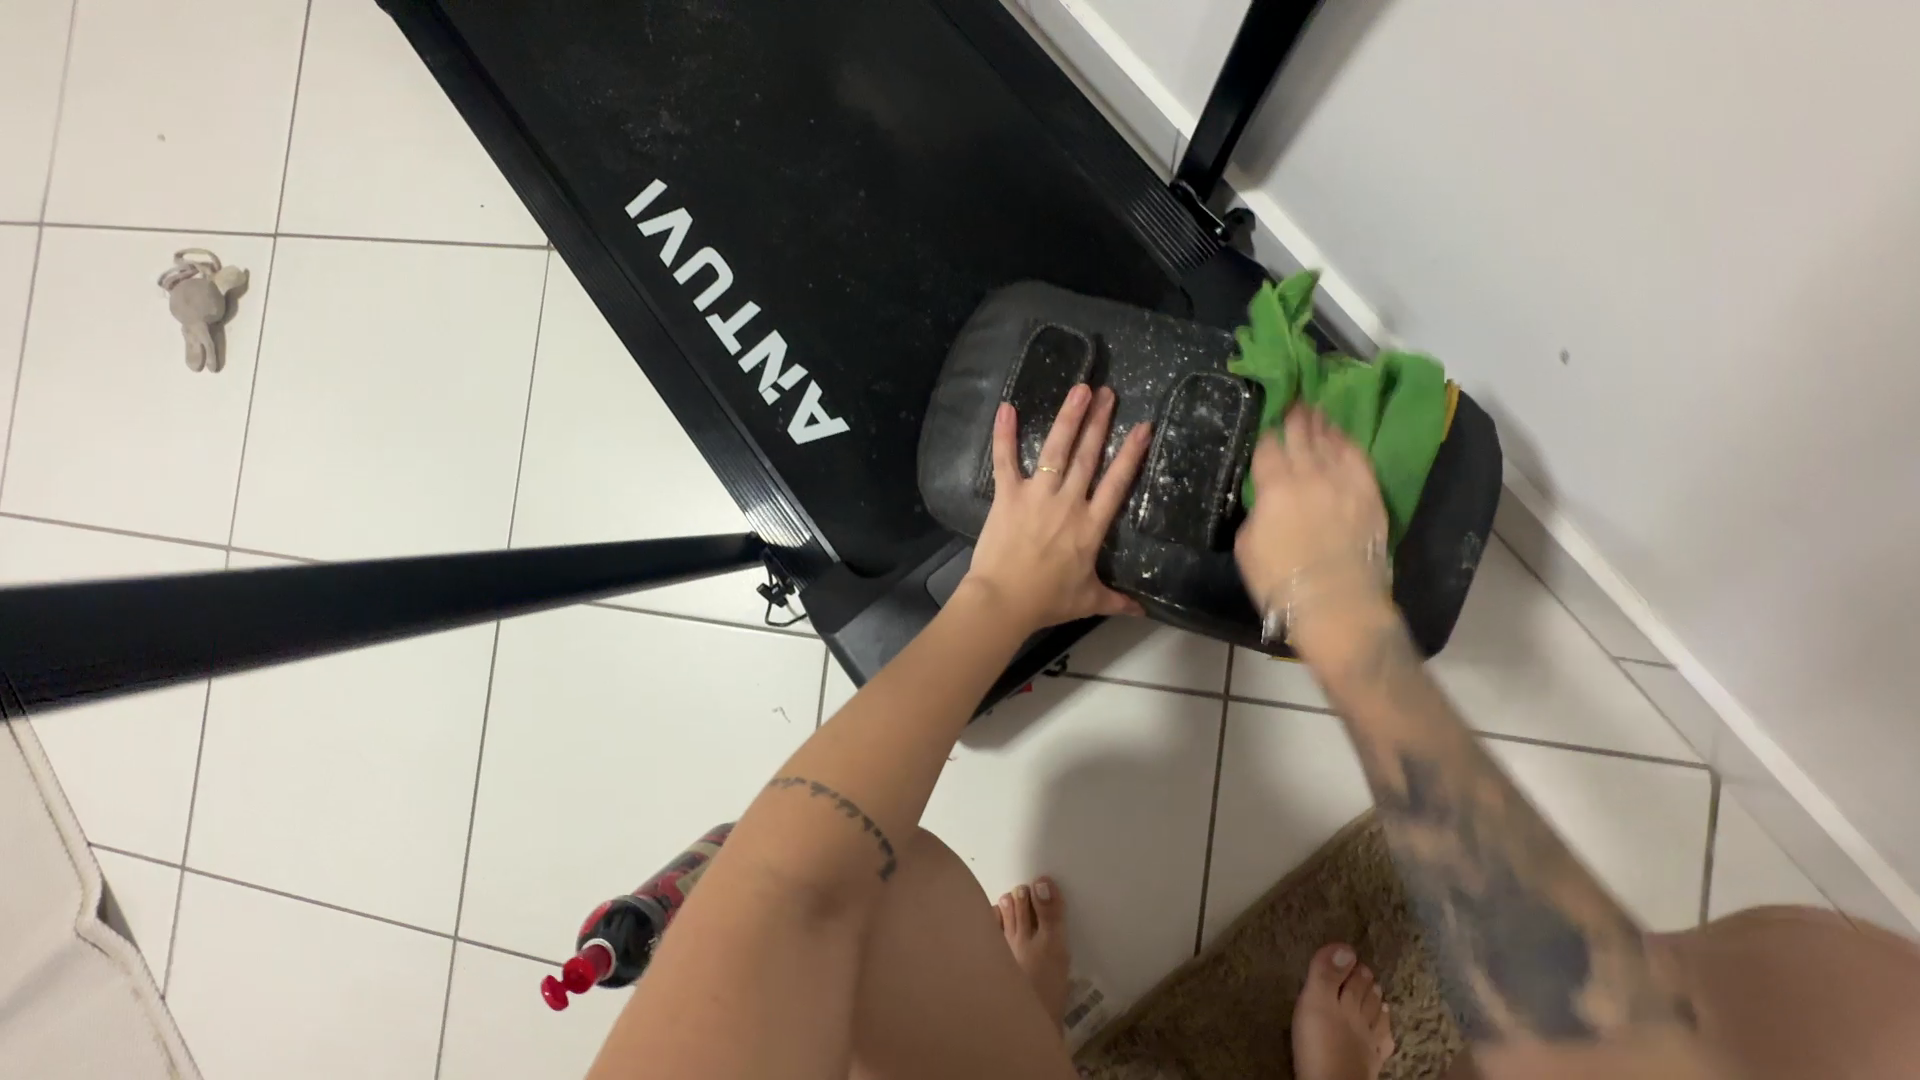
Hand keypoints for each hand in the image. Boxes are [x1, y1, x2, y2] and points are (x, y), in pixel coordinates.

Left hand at [961, 384, 1151, 632]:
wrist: (1004, 601)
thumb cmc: (1047, 601)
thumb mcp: (1088, 600)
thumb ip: (1117, 600)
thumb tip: (1143, 611)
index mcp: (1091, 526)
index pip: (1117, 483)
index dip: (1131, 454)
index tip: (1142, 427)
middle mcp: (1068, 502)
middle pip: (1088, 456)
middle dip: (1099, 422)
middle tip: (1107, 392)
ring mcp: (1037, 495)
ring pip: (1056, 450)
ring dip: (1068, 418)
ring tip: (1078, 389)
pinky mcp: (1007, 496)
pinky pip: (1005, 460)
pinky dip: (1004, 434)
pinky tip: (1007, 408)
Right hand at [1233, 406, 1396, 666]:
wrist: (1337, 604)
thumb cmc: (1281, 583)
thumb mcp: (1248, 545)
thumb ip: (1256, 512)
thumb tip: (1265, 499)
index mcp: (1274, 487)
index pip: (1268, 448)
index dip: (1265, 434)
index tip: (1265, 424)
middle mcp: (1309, 476)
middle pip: (1301, 437)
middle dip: (1295, 418)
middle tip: (1293, 401)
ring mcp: (1343, 482)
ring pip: (1330, 442)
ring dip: (1321, 425)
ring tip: (1315, 411)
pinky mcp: (1368, 494)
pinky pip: (1357, 459)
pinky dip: (1347, 444)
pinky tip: (1342, 436)